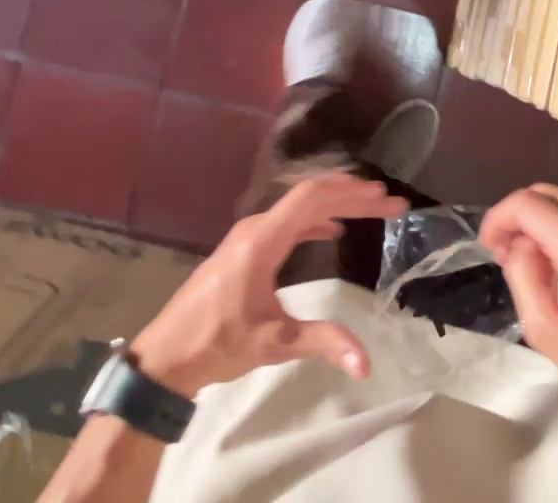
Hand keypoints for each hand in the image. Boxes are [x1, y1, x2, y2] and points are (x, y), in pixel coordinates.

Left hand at [130, 172, 408, 396]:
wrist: (167, 354)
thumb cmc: (219, 342)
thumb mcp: (275, 343)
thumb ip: (323, 343)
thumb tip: (366, 363)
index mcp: (263, 239)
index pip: (311, 197)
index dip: (350, 193)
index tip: (382, 197)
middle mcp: (256, 227)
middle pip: (310, 197)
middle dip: (352, 196)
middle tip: (390, 202)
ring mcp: (248, 236)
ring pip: (299, 207)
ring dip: (336, 205)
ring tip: (370, 208)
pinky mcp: (246, 249)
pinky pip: (288, 222)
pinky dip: (315, 220)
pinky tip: (332, 231)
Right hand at [481, 185, 557, 446]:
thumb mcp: (546, 331)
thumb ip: (523, 274)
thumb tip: (520, 243)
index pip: (527, 203)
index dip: (498, 218)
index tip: (488, 247)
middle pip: (548, 192)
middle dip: (519, 216)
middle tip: (507, 254)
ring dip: (543, 217)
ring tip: (533, 258)